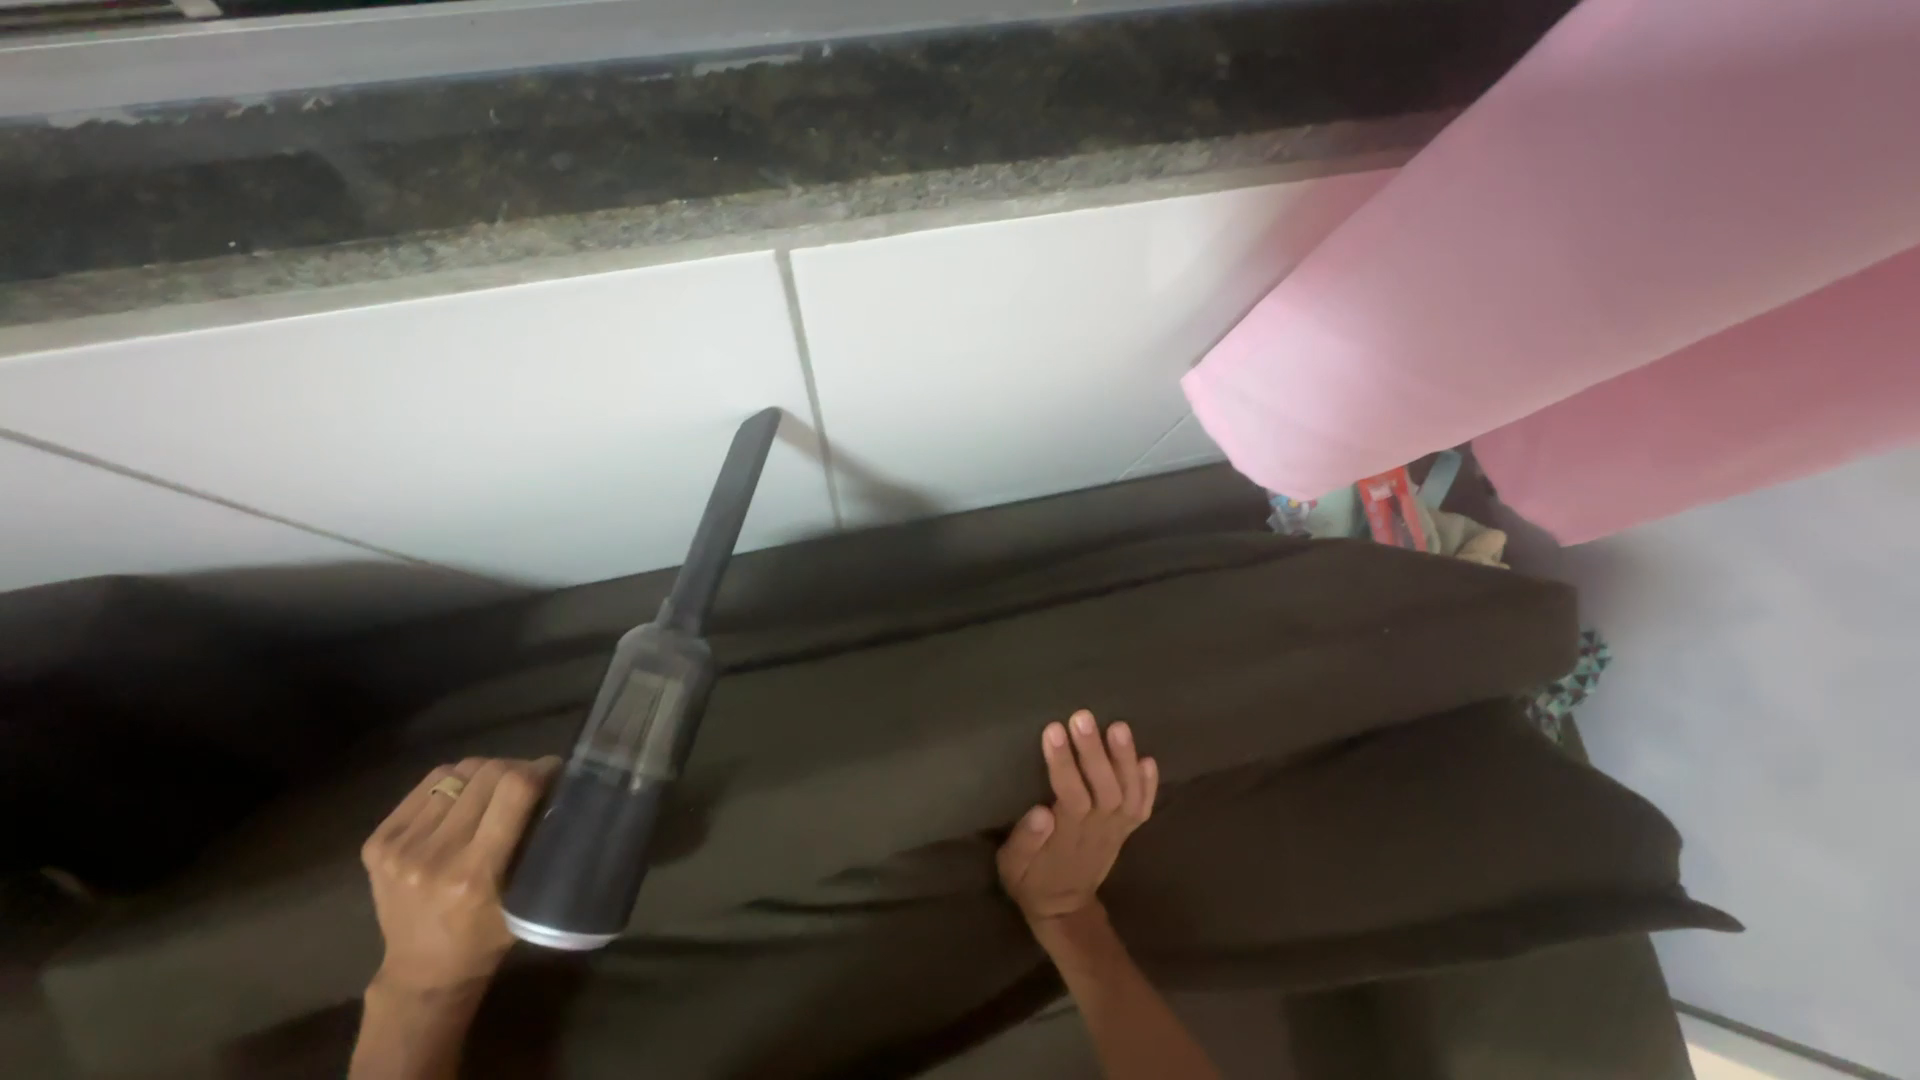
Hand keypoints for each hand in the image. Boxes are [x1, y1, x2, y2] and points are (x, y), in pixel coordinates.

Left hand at [360, 756, 557, 994]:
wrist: (421, 971)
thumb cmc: (488, 937)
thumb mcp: (527, 898)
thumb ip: (539, 847)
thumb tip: (559, 789)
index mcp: (475, 873)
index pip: (514, 790)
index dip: (541, 769)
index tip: (556, 770)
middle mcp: (433, 856)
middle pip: (486, 773)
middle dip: (517, 767)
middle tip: (530, 779)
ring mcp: (399, 848)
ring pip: (456, 772)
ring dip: (485, 773)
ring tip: (497, 787)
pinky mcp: (378, 843)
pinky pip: (427, 785)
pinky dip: (454, 781)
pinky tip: (465, 797)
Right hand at [997, 710, 1157, 924]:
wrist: (1066, 909)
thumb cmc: (1031, 880)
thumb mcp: (1012, 866)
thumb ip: (1025, 841)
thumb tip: (1041, 812)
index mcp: (1066, 836)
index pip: (1070, 795)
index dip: (1064, 764)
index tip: (1054, 730)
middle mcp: (1097, 831)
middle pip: (1104, 790)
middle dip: (1095, 752)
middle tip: (1082, 717)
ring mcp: (1115, 831)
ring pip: (1128, 795)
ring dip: (1125, 760)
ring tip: (1118, 727)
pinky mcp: (1126, 831)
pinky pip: (1143, 808)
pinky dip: (1149, 785)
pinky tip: (1148, 759)